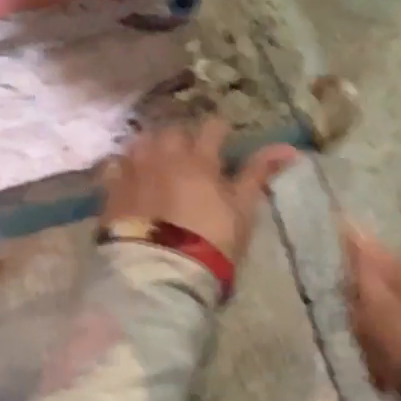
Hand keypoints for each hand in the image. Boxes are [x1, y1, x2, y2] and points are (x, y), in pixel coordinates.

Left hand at [100, 119, 299, 264]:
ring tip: (157, 163)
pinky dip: (123, 168)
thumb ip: (259, 174)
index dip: (220, 130)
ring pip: (141, 142)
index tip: (224, 140)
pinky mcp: (111, 192)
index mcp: (200, 159)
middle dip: (182, 138)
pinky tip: (129, 179)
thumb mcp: (242, 210)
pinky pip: (113, 167)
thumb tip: (290, 147)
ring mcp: (134, 171)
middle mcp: (164, 156)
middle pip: (172, 131)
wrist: (161, 273)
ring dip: (151, 148)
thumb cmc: (211, 242)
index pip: (213, 127)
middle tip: (189, 155)